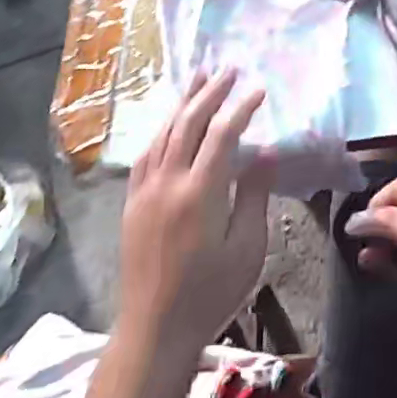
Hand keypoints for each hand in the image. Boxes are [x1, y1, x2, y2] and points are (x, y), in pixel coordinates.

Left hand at [117, 69, 273, 355]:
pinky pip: (146, 155)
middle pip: (187, 124)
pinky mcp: (132, 205)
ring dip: (182, 105)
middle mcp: (167, 183)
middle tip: (227, 70)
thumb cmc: (212, 291)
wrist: (155, 327)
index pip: (221, 135)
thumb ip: (254, 195)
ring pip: (162, 135)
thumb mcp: (247, 247)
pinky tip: (170, 125)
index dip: (240, 109)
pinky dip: (161, 131)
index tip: (258, 90)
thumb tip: (263, 153)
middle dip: (209, 94)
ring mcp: (144, 192)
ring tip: (198, 82)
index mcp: (199, 193)